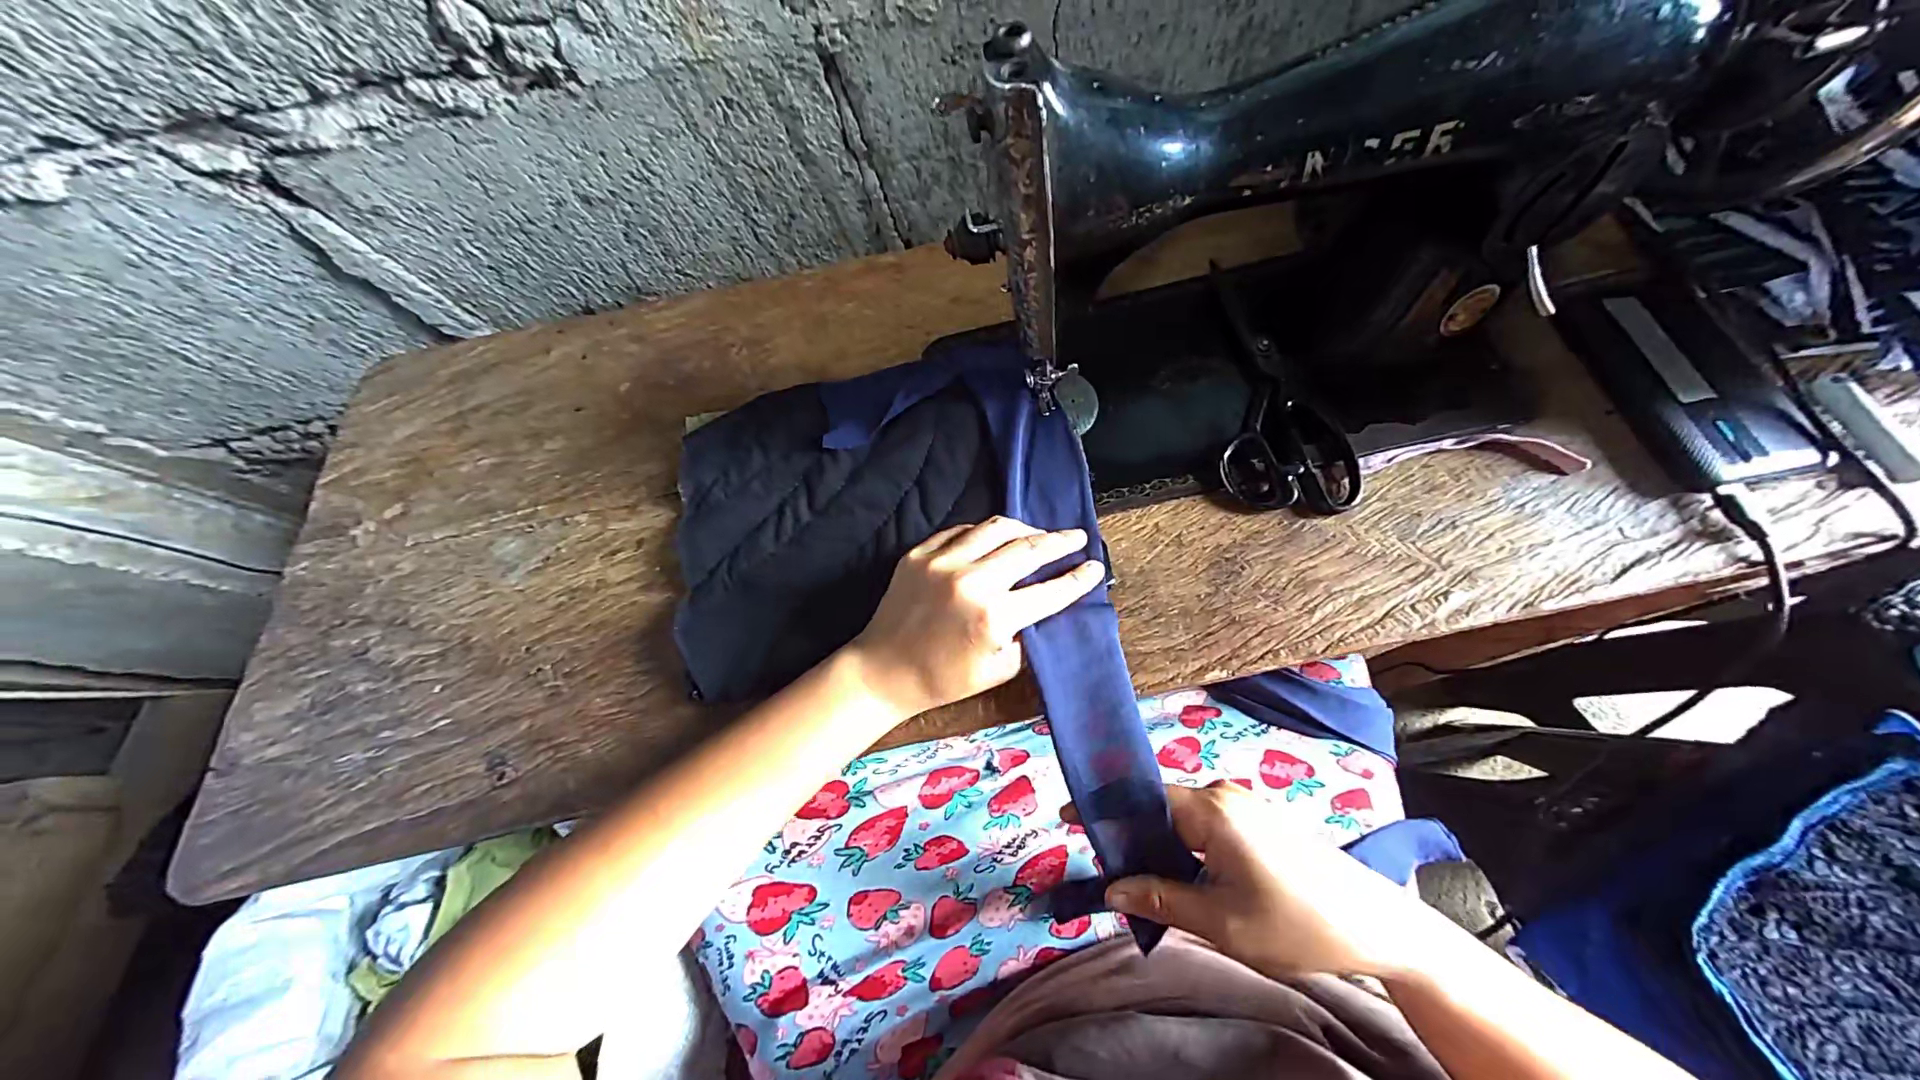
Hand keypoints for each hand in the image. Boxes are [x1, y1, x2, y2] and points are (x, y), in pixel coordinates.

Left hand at [845, 516, 1104, 718]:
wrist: (884, 670)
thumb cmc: (944, 679)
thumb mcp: (999, 669)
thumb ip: (1027, 634)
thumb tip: (1047, 603)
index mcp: (993, 616)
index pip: (1050, 590)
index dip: (1078, 578)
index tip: (1095, 567)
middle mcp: (970, 581)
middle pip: (1028, 548)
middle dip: (1060, 541)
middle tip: (1077, 536)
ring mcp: (941, 562)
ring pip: (996, 527)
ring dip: (1025, 528)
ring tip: (1039, 534)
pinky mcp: (919, 553)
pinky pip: (961, 530)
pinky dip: (984, 532)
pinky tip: (996, 538)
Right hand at [1090, 781, 1451, 980]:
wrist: (1378, 926)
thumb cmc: (1296, 923)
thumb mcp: (1220, 922)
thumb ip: (1160, 899)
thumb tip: (1112, 888)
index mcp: (1210, 809)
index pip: (1140, 798)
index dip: (1104, 809)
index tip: (1070, 818)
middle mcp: (1223, 794)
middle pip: (1159, 806)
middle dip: (1133, 835)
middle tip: (1112, 869)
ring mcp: (1243, 804)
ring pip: (1182, 818)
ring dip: (1162, 845)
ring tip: (1146, 880)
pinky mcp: (1258, 819)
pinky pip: (1205, 824)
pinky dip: (1186, 846)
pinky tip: (1185, 878)